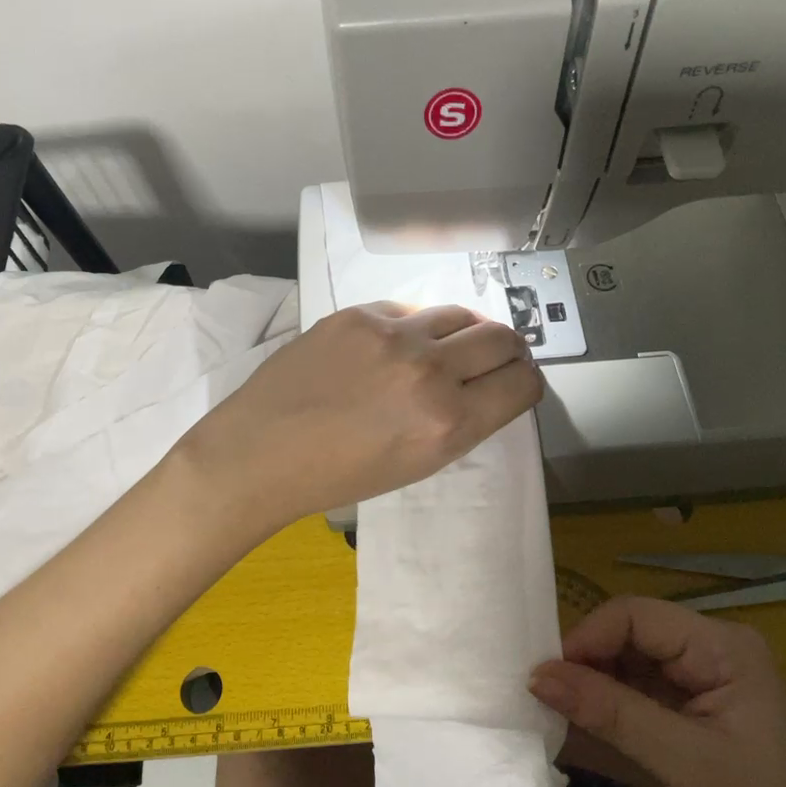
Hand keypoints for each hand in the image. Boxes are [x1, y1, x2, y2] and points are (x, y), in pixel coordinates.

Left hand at [175, 301, 542, 530]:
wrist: (260, 453)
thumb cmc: (338, 476)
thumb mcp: (417, 465)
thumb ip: (460, 422)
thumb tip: (484, 384)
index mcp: (449, 424)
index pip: (523, 383)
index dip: (525, 382)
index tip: (514, 382)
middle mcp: (430, 372)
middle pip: (503, 338)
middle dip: (507, 350)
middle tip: (492, 358)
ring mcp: (392, 336)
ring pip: (458, 314)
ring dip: (462, 332)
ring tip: (443, 348)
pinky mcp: (357, 314)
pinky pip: (406, 310)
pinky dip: (411, 326)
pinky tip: (391, 347)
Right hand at [528, 597, 785, 786]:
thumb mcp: (685, 762)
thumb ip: (611, 714)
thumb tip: (538, 676)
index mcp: (722, 645)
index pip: (637, 616)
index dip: (587, 637)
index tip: (546, 675)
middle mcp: (712, 651)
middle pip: (631, 636)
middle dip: (587, 663)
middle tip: (542, 696)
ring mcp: (705, 683)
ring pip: (631, 665)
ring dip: (594, 687)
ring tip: (553, 711)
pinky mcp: (696, 714)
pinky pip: (641, 696)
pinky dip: (610, 710)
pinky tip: (582, 727)